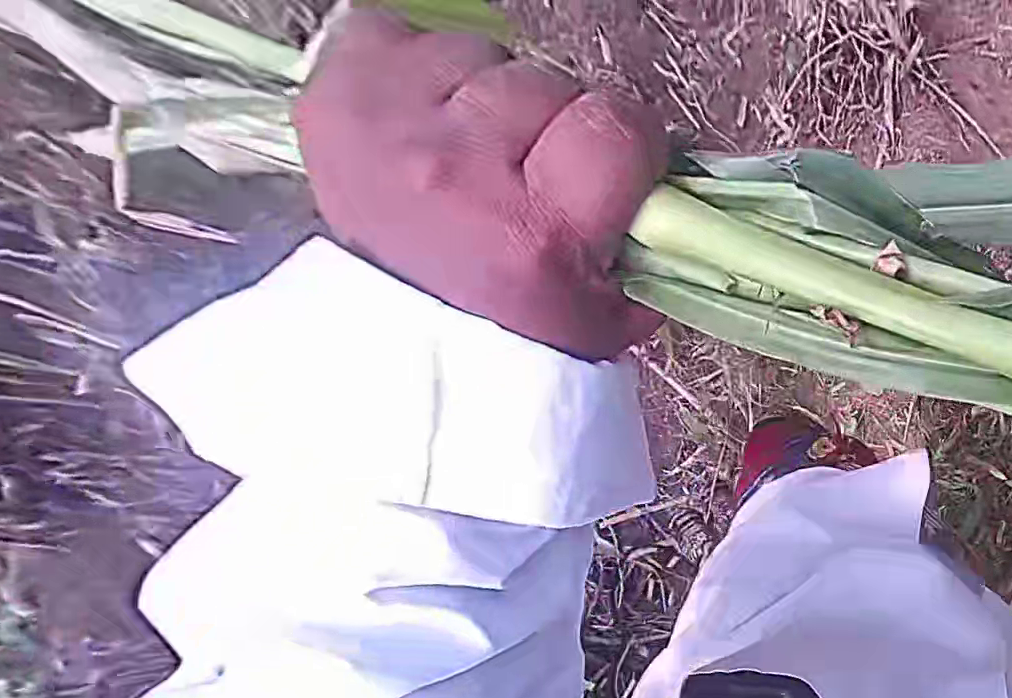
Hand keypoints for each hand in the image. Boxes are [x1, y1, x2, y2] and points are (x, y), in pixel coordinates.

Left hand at [293, 10, 668, 358]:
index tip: (624, 166)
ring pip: (486, 55)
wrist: (420, 348)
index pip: (616, 127)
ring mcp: (391, 127)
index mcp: (538, 234)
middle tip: (545, 178)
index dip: (632, 141)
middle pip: (552, 82)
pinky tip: (439, 134)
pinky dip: (436, 78)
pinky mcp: (336, 97)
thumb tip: (675, 189)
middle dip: (562, 126)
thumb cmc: (524, 339)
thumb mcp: (612, 320)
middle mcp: (461, 172)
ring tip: (488, 161)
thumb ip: (655, 254)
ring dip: (499, 102)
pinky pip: (412, 35)